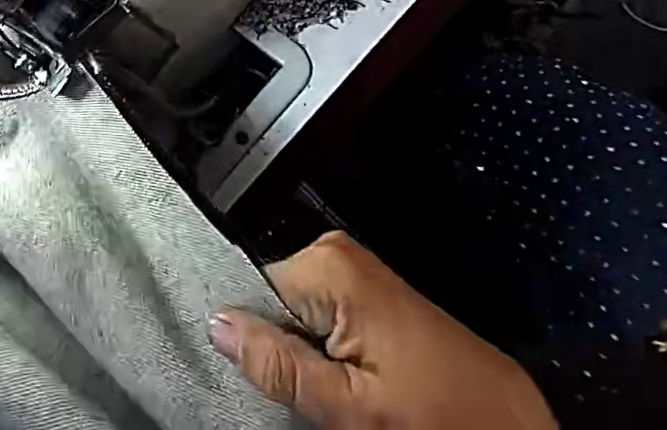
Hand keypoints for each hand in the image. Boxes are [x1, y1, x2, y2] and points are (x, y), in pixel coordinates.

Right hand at [209, 232, 553, 428]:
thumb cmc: (448, 422)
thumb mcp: (353, 409)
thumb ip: (279, 364)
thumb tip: (217, 325)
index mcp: (329, 263)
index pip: (251, 289)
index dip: (255, 336)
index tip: (271, 374)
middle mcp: (340, 253)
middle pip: (274, 301)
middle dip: (286, 348)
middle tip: (324, 395)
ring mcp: (358, 272)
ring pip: (297, 315)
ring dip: (306, 354)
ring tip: (345, 392)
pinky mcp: (372, 293)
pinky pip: (323, 318)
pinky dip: (327, 352)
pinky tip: (352, 382)